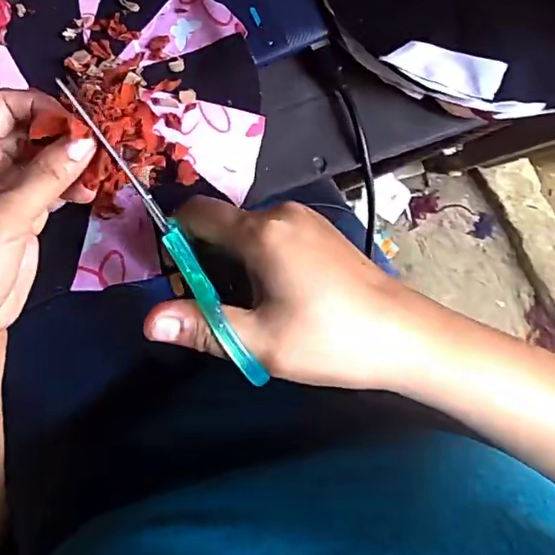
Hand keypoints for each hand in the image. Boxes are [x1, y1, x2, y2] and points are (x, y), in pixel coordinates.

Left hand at [0, 90, 95, 352]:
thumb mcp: (5, 216)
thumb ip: (48, 175)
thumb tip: (87, 139)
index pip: (3, 105)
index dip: (39, 105)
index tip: (76, 120)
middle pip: (28, 128)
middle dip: (62, 132)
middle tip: (99, 142)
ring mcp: (5, 190)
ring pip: (43, 157)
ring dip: (72, 160)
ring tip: (100, 169)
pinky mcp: (22, 215)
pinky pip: (51, 186)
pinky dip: (71, 185)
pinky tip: (89, 193)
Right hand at [141, 197, 432, 389]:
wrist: (405, 334)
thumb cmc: (330, 339)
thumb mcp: (260, 342)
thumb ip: (203, 326)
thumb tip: (149, 321)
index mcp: (261, 231)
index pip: (198, 213)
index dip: (175, 237)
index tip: (173, 274)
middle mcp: (281, 212)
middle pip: (223, 224)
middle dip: (207, 260)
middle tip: (215, 308)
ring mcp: (304, 217)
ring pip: (248, 230)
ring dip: (235, 263)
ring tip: (251, 309)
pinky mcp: (320, 228)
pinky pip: (273, 233)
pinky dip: (260, 257)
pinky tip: (278, 295)